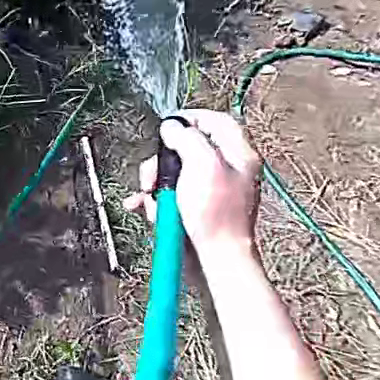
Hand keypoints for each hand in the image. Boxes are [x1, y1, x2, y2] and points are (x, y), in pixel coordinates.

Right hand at [123, 109, 262, 260]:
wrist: (215, 261)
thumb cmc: (216, 215)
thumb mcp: (203, 164)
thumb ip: (187, 138)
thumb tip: (172, 127)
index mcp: (239, 155)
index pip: (218, 121)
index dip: (193, 117)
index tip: (169, 126)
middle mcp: (226, 171)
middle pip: (188, 148)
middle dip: (163, 159)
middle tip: (153, 174)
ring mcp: (209, 192)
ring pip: (173, 174)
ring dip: (154, 184)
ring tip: (150, 199)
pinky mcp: (194, 211)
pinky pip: (168, 197)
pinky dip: (152, 201)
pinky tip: (140, 207)